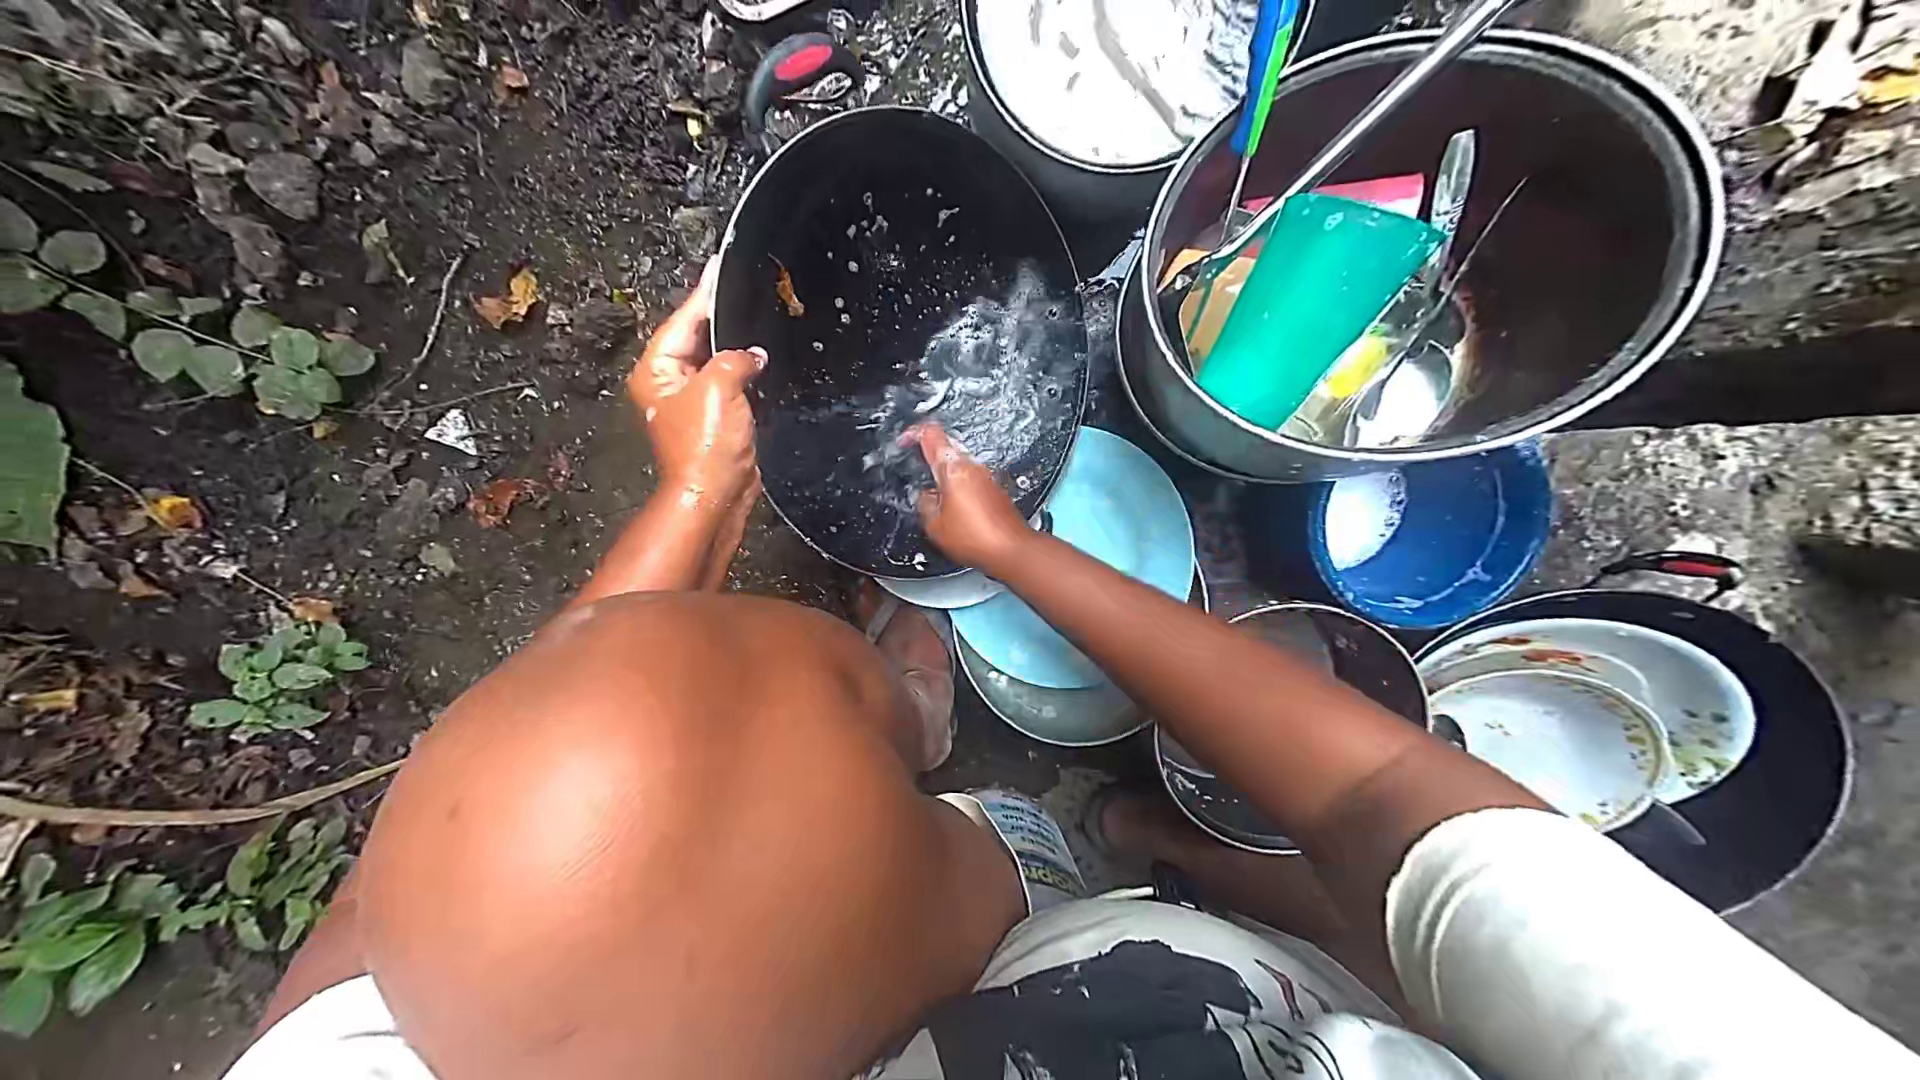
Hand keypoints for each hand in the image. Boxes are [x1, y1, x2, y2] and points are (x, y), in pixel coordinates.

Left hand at [628, 259, 764, 510]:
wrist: (716, 495)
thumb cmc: (705, 449)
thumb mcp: (718, 388)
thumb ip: (735, 359)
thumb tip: (753, 355)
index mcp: (657, 371)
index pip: (682, 320)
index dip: (704, 294)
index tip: (719, 267)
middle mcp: (671, 383)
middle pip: (697, 338)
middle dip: (720, 317)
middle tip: (741, 286)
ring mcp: (694, 402)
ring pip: (716, 361)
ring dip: (736, 346)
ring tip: (755, 317)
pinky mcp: (716, 418)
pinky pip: (731, 383)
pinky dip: (745, 372)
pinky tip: (761, 361)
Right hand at [911, 423, 1032, 569]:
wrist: (1010, 550)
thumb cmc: (977, 538)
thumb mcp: (934, 525)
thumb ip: (924, 502)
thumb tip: (925, 496)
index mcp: (953, 468)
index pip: (931, 433)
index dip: (914, 433)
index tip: (905, 442)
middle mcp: (972, 466)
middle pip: (947, 447)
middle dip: (930, 456)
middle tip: (919, 470)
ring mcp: (987, 476)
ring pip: (961, 464)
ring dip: (947, 474)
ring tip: (938, 497)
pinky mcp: (995, 488)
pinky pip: (973, 479)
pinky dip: (961, 486)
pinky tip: (957, 506)